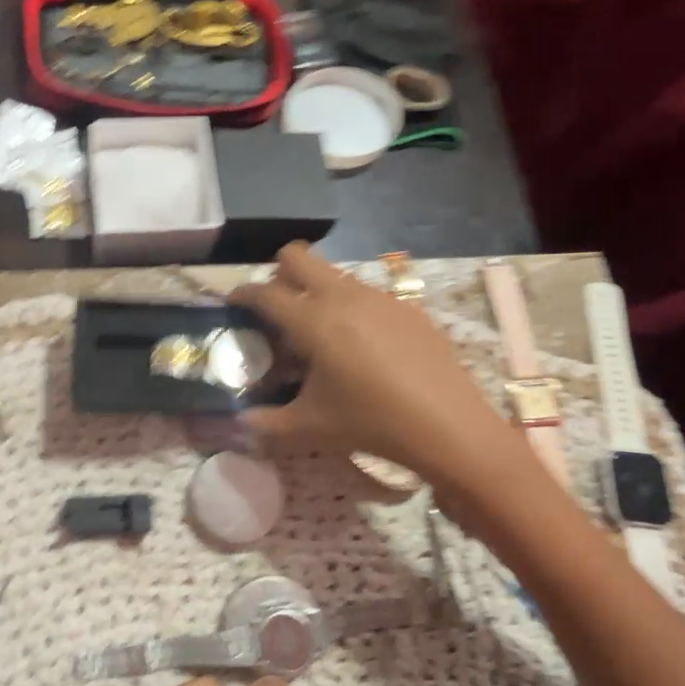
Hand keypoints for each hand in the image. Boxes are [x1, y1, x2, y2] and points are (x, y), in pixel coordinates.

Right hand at [231, 244, 529, 501]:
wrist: (450, 428)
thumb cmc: (371, 424)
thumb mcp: (309, 429)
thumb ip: (265, 423)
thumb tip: (240, 421)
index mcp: (312, 320)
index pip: (264, 292)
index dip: (242, 294)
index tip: (234, 304)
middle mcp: (343, 296)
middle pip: (297, 256)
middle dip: (278, 273)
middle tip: (277, 309)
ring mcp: (380, 298)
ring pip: (334, 274)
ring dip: (317, 292)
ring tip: (321, 335)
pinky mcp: (408, 309)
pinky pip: (367, 295)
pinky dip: (352, 310)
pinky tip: (364, 349)